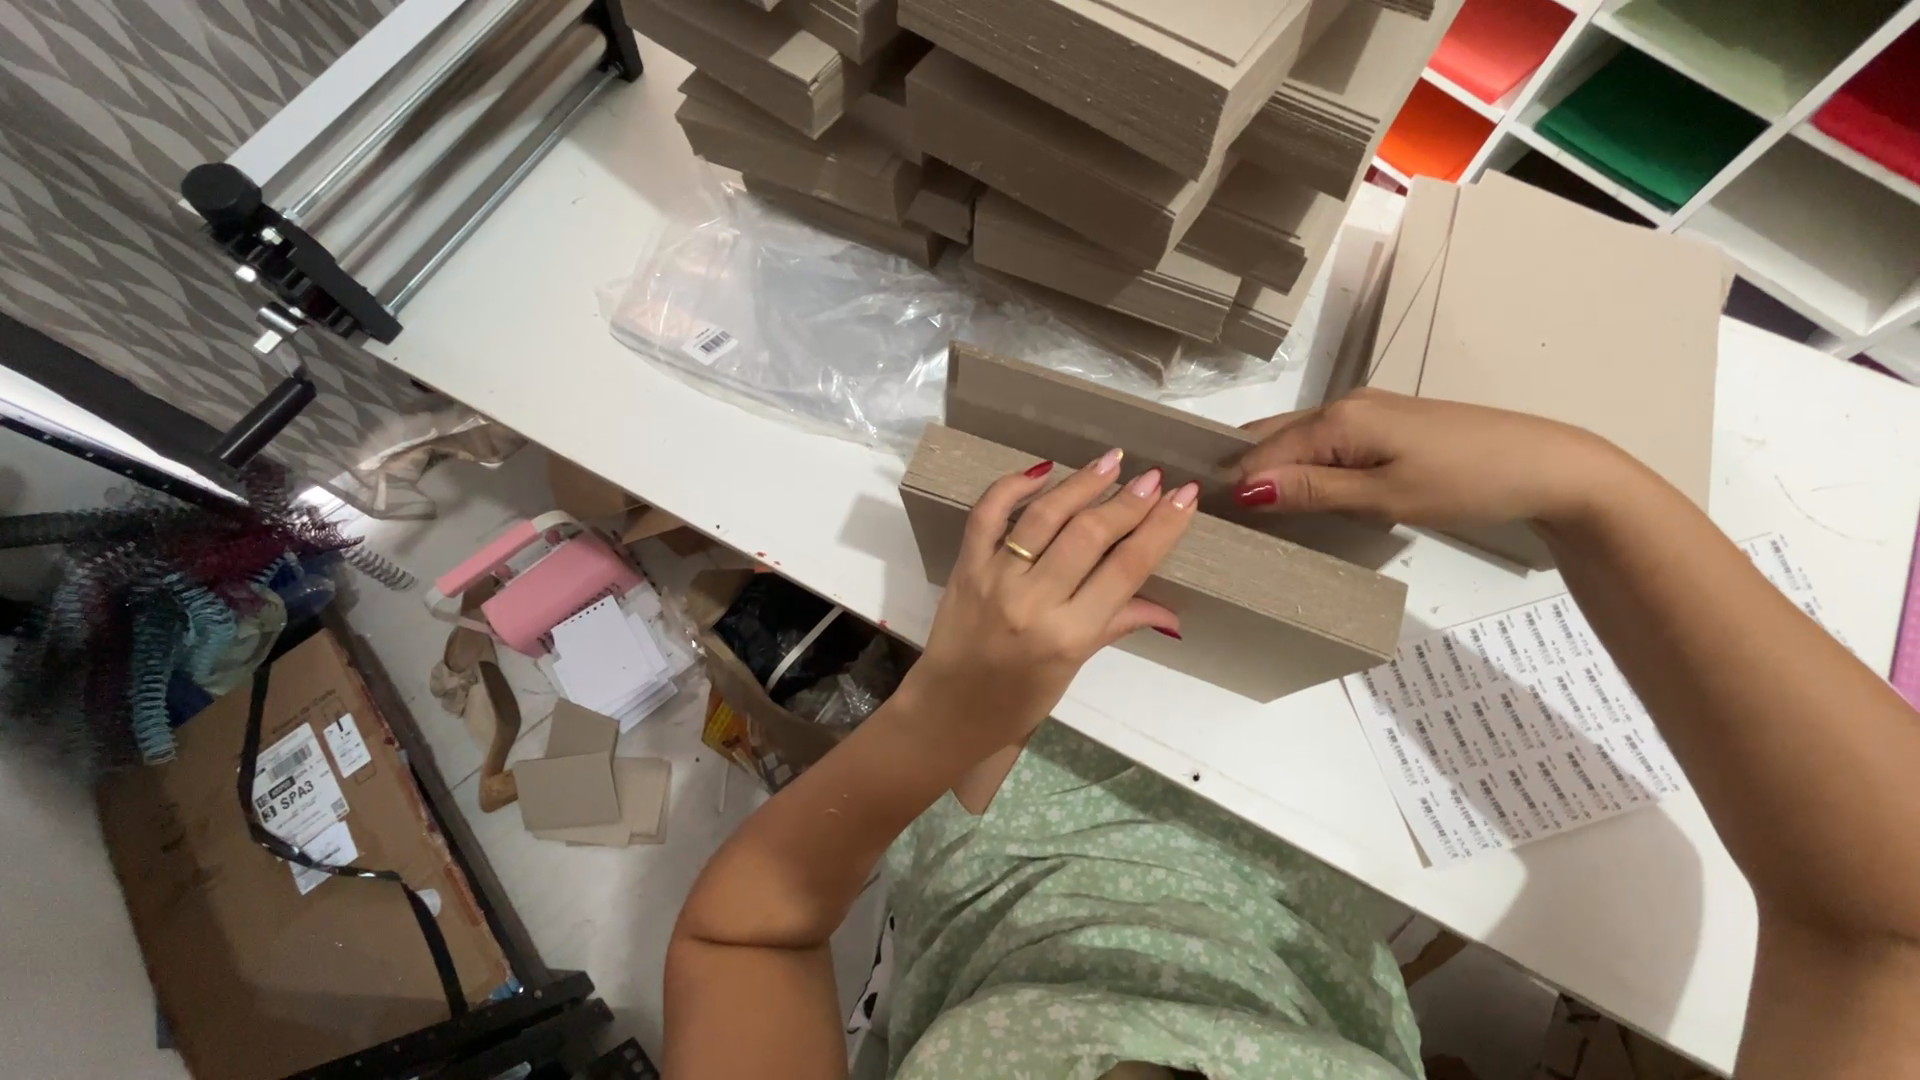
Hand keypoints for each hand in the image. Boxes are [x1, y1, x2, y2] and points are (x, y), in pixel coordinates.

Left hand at [906, 448, 1199, 750]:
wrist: (949, 712)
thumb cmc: (1018, 700)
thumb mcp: (1073, 668)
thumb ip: (1115, 625)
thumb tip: (1170, 612)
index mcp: (1069, 635)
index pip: (1126, 569)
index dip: (1160, 528)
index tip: (1184, 496)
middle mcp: (1033, 602)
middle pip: (1090, 535)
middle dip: (1128, 501)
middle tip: (1154, 477)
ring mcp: (995, 579)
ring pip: (1044, 517)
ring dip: (1082, 484)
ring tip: (1112, 462)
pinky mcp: (965, 566)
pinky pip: (987, 515)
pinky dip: (1011, 486)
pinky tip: (1041, 470)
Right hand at [1230, 390, 1631, 529]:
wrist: (1551, 468)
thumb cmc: (1466, 483)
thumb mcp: (1384, 496)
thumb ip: (1311, 490)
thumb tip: (1244, 490)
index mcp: (1338, 419)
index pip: (1262, 453)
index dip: (1230, 484)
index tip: (1200, 518)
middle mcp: (1343, 406)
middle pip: (1270, 436)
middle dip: (1239, 470)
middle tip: (1211, 513)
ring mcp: (1366, 412)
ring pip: (1294, 439)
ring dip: (1267, 468)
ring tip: (1242, 510)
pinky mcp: (1385, 424)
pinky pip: (1321, 443)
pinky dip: (1296, 465)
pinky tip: (1290, 491)